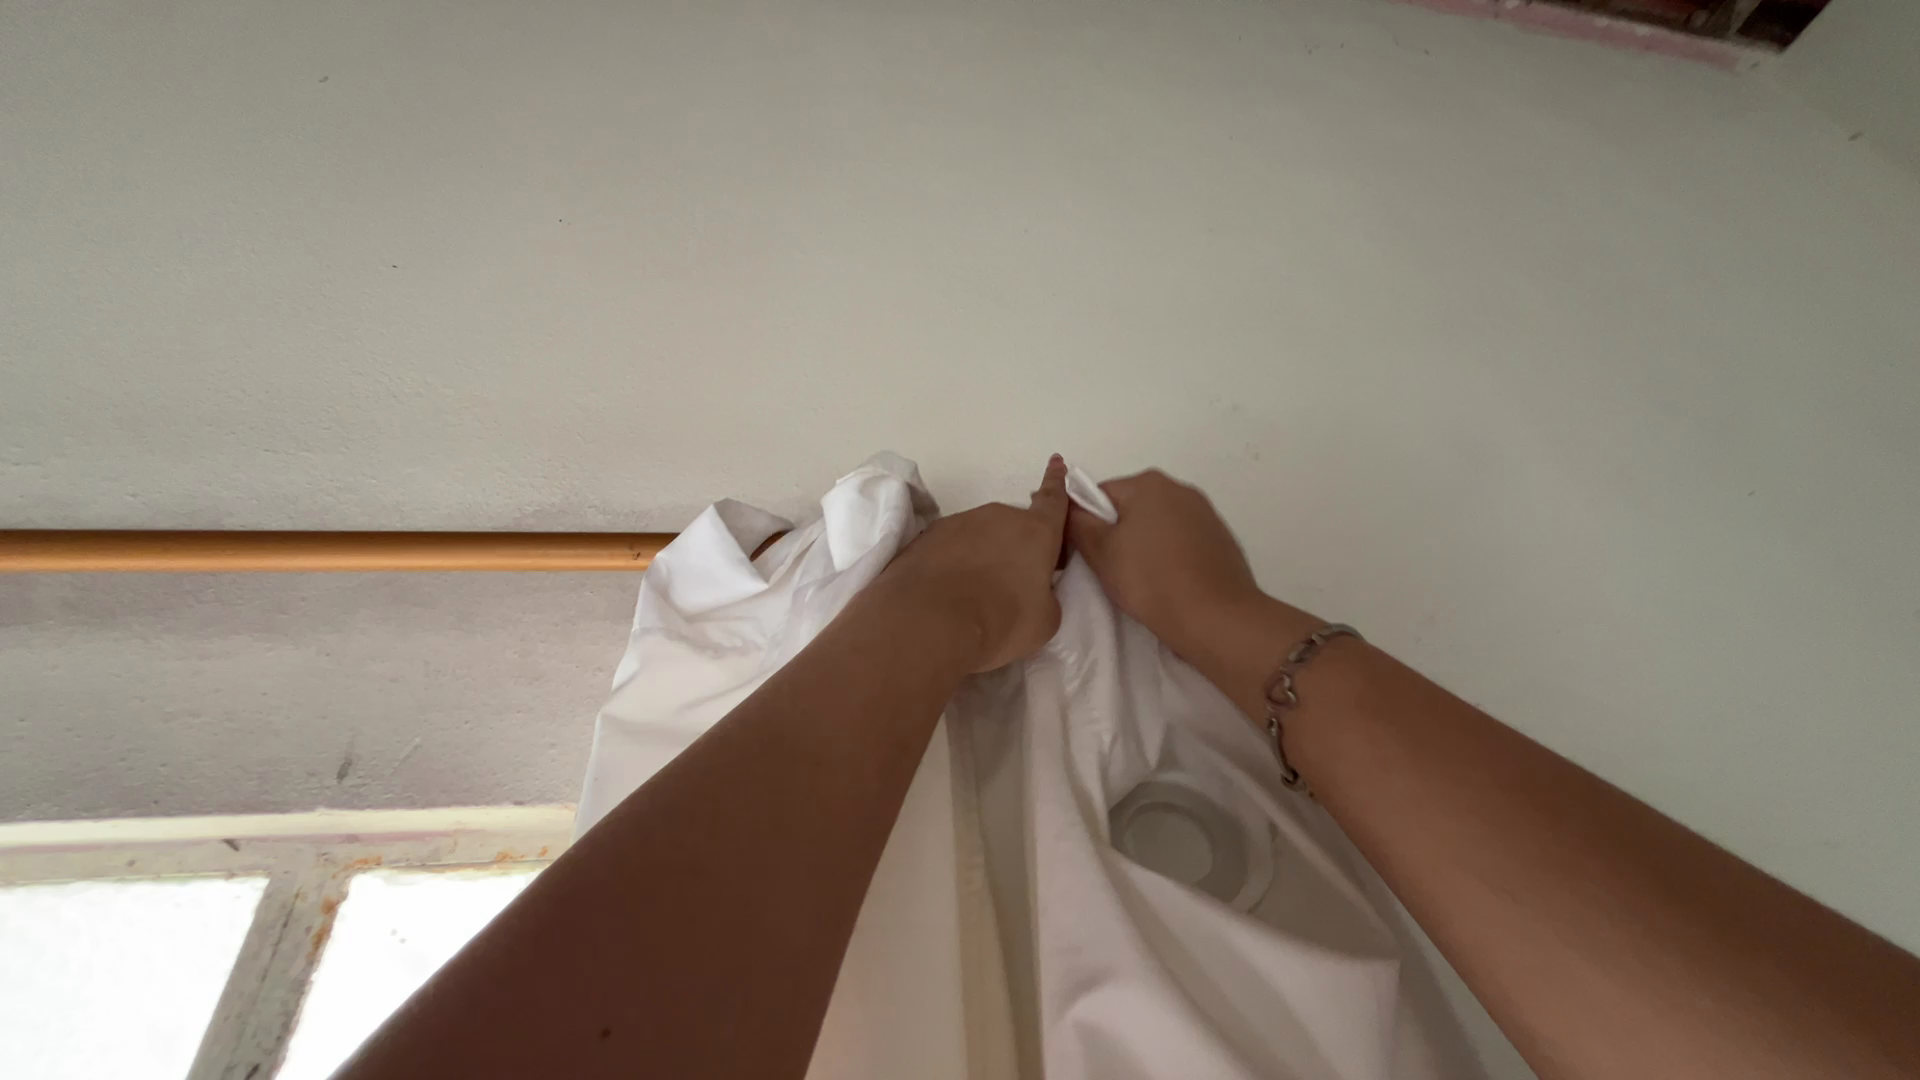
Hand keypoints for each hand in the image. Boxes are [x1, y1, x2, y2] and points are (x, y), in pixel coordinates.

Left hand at [878, 455, 1070, 672]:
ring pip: (979, 535)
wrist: (928, 622)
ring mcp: (959, 523)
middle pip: (1014, 526)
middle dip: (1015, 546)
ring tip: (973, 594)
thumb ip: (1045, 595)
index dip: (1058, 483)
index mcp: (1035, 531)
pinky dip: (952, 562)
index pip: (1053, 500)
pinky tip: (947, 591)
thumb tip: (1032, 589)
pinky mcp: (926, 536)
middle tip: (1010, 581)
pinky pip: (950, 547)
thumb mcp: (1045, 619)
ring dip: (981, 555)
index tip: (1057, 462)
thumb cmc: (1001, 621)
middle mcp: (997, 516)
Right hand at [1065, 468, 1272, 656]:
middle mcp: (1180, 488)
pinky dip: (1170, 555)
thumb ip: (1079, 523)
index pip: (1099, 494)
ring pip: (1158, 525)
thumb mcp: (1101, 552)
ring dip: (1144, 544)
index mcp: (1148, 484)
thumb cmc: (1150, 580)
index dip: (1086, 523)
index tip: (1086, 554)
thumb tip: (1071, 508)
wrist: (1216, 618)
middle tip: (1110, 569)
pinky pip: (1182, 540)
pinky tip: (1169, 582)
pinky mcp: (1221, 538)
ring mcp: (1205, 513)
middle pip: (1131, 507)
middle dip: (1117, 533)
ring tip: (1141, 579)